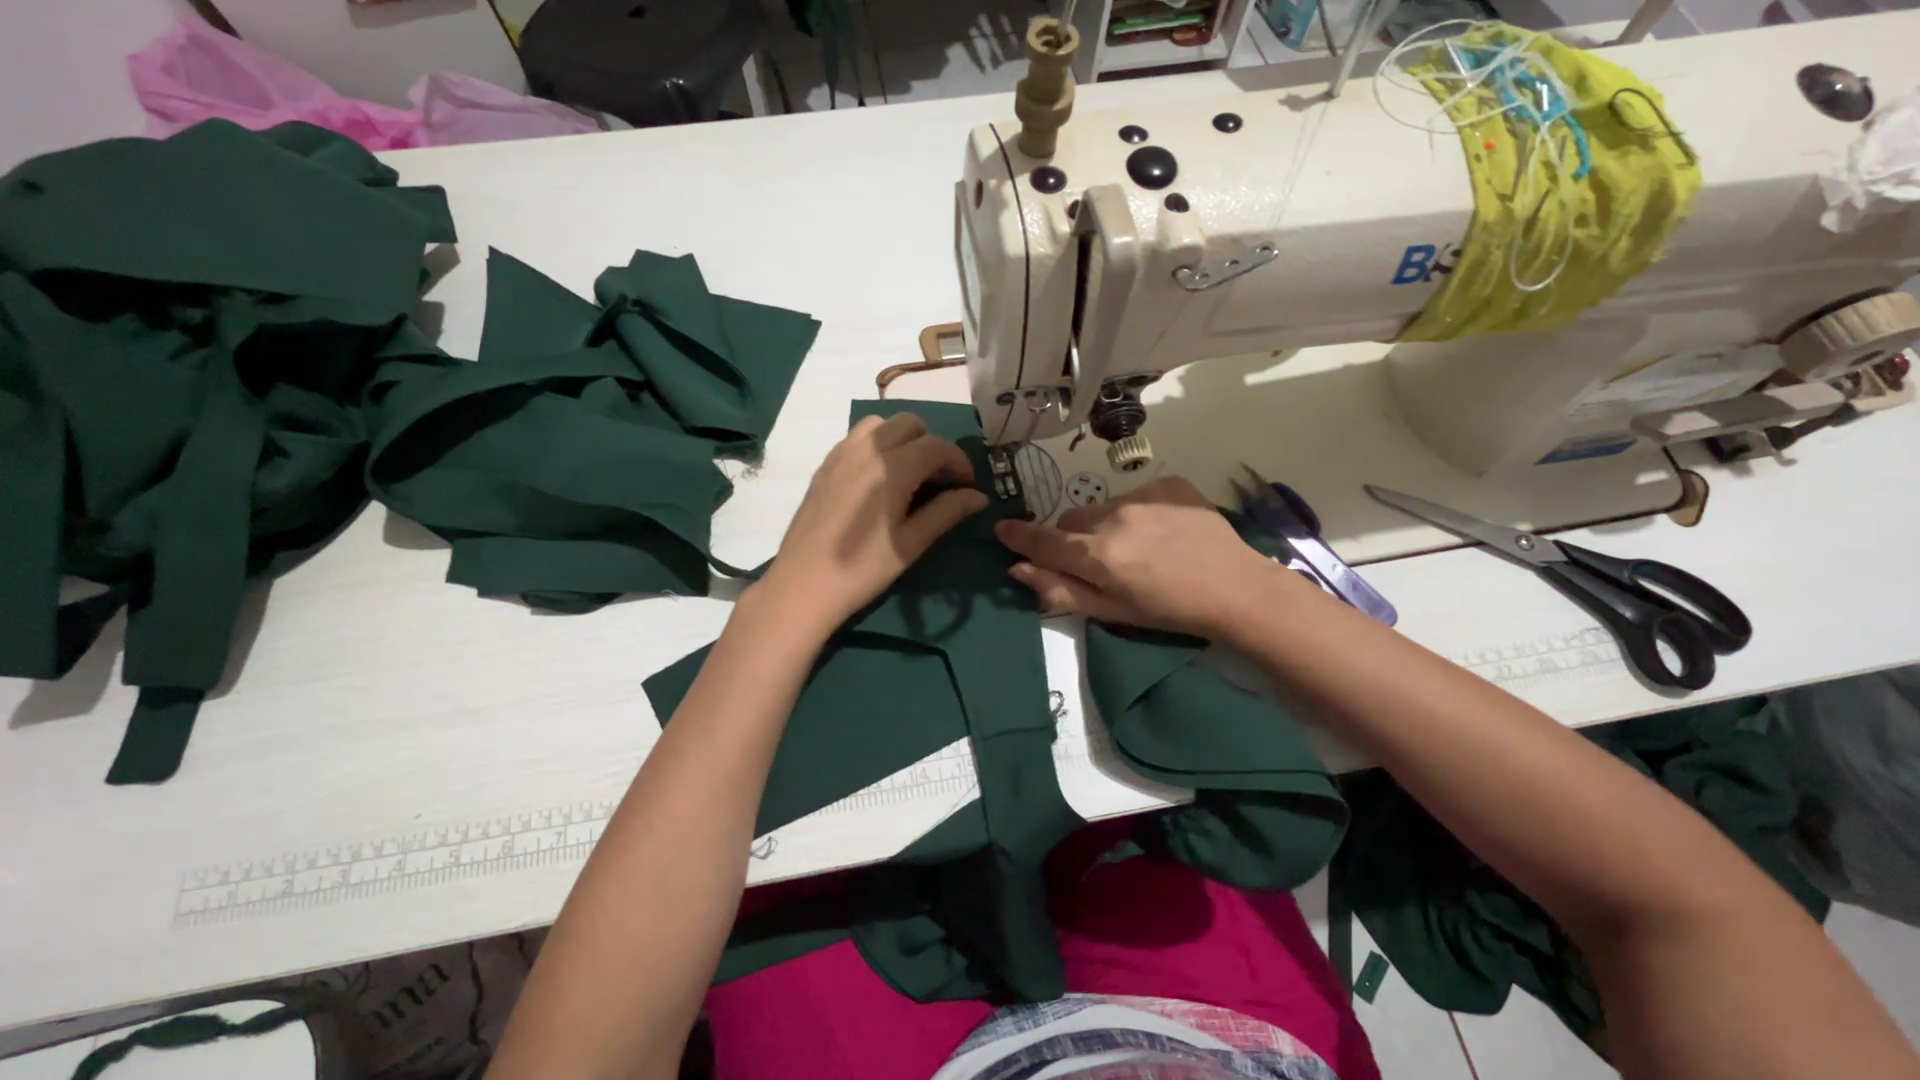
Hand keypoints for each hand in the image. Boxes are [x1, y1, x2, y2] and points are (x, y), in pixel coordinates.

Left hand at [755, 413, 988, 632]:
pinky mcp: (824, 466)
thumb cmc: (863, 569)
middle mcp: (866, 449)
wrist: (803, 584)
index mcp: (892, 467)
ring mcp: (840, 454)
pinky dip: (877, 445)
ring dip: (902, 439)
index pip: (937, 446)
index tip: (967, 485)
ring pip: (880, 425)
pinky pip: (857, 438)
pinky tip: (879, 480)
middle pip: (910, 424)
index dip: (958, 461)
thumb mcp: (911, 544)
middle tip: (939, 479)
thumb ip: (946, 512)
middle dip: (932, 444)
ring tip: (909, 473)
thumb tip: (978, 496)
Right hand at [994, 477, 1295, 637]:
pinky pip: (1136, 494)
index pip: (1044, 540)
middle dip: (1076, 539)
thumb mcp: (1112, 612)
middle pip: (1073, 521)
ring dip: (1109, 524)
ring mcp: (1143, 495)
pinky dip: (1139, 511)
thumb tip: (1016, 569)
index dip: (1019, 536)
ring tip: (1141, 547)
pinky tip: (1163, 531)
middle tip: (1102, 561)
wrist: (1236, 588)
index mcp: (1098, 554)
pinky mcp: (1169, 483)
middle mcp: (1114, 517)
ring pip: (1104, 507)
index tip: (1001, 529)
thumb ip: (1060, 590)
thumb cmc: (1169, 611)